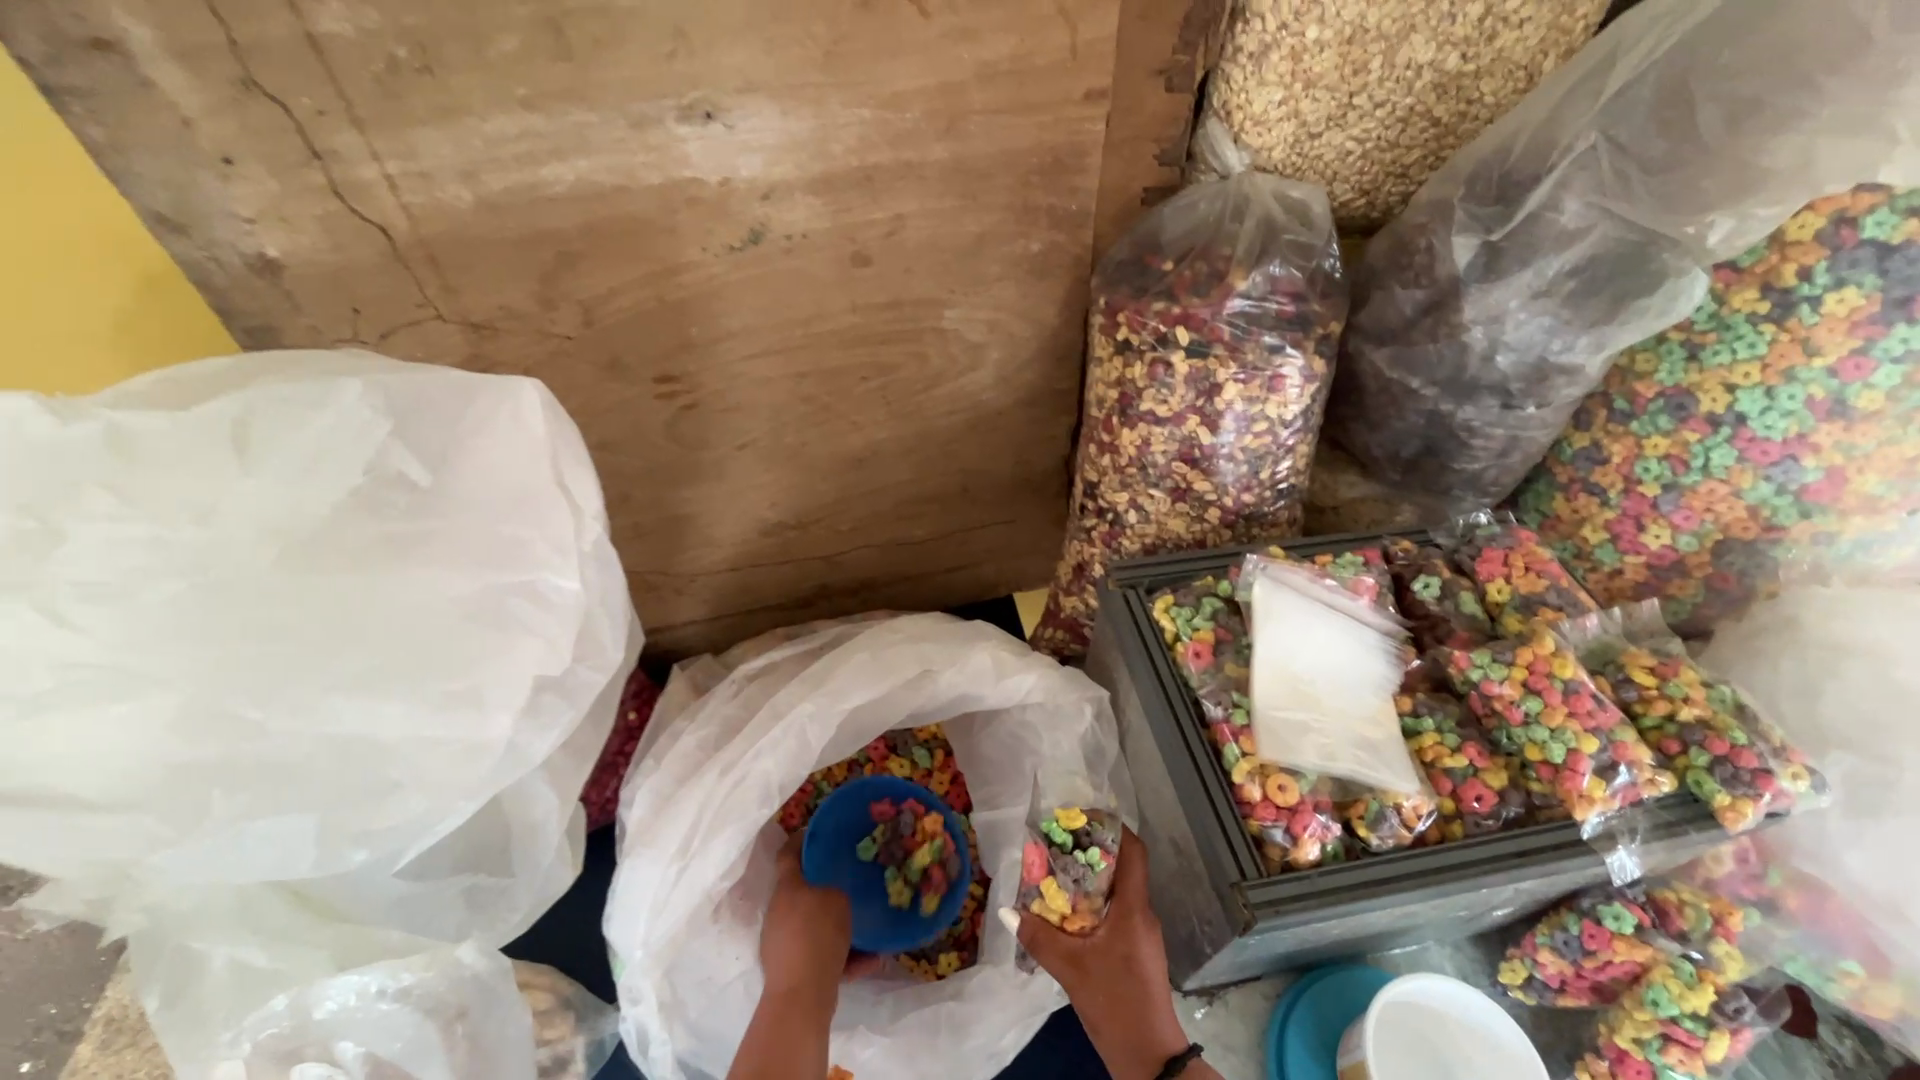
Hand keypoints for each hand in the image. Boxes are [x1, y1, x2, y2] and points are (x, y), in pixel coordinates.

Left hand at [759, 833, 879, 995]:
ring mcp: (783, 943)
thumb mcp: (838, 900)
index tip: (819, 831)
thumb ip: (838, 889)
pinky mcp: (793, 969)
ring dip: (841, 929)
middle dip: (827, 889)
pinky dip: (844, 957)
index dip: (802, 839)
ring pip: (816, 927)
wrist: (801, 994)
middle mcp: (780, 912)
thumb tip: (837, 892)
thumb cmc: (817, 935)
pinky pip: (823, 955)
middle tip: (851, 883)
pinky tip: (871, 960)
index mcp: (786, 888)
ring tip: (870, 933)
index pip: (788, 853)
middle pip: (803, 892)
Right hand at [1006, 828, 1213, 1079]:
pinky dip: (1090, 907)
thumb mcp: (1070, 968)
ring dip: (1087, 882)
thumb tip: (1008, 909)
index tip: (1079, 818)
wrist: (1149, 1056)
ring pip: (1115, 893)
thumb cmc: (1115, 1002)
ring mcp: (1141, 934)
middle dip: (1088, 853)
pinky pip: (1113, 915)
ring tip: (1052, 877)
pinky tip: (1064, 916)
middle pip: (1121, 868)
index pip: (1134, 851)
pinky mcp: (1135, 952)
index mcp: (1134, 908)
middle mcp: (1142, 914)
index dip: (1111, 829)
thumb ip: (1038, 937)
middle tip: (1054, 846)